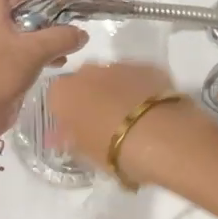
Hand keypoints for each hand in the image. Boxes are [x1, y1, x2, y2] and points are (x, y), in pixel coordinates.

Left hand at [0, 0, 86, 135]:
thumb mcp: (33, 50)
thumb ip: (61, 38)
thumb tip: (81, 34)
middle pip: (23, 7)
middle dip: (48, 10)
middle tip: (70, 19)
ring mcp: (2, 49)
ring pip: (30, 31)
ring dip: (51, 34)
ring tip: (71, 43)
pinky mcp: (10, 68)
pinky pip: (31, 52)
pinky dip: (47, 53)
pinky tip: (62, 62)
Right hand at [47, 62, 217, 192]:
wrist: (161, 136)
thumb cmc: (112, 149)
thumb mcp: (83, 153)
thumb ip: (68, 139)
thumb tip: (59, 135)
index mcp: (62, 93)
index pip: (56, 99)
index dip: (68, 115)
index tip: (79, 131)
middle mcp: (86, 72)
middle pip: (84, 82)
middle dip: (92, 98)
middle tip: (106, 124)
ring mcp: (118, 65)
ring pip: (111, 77)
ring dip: (116, 92)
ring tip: (133, 119)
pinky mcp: (147, 66)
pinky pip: (137, 77)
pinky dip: (141, 89)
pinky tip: (152, 110)